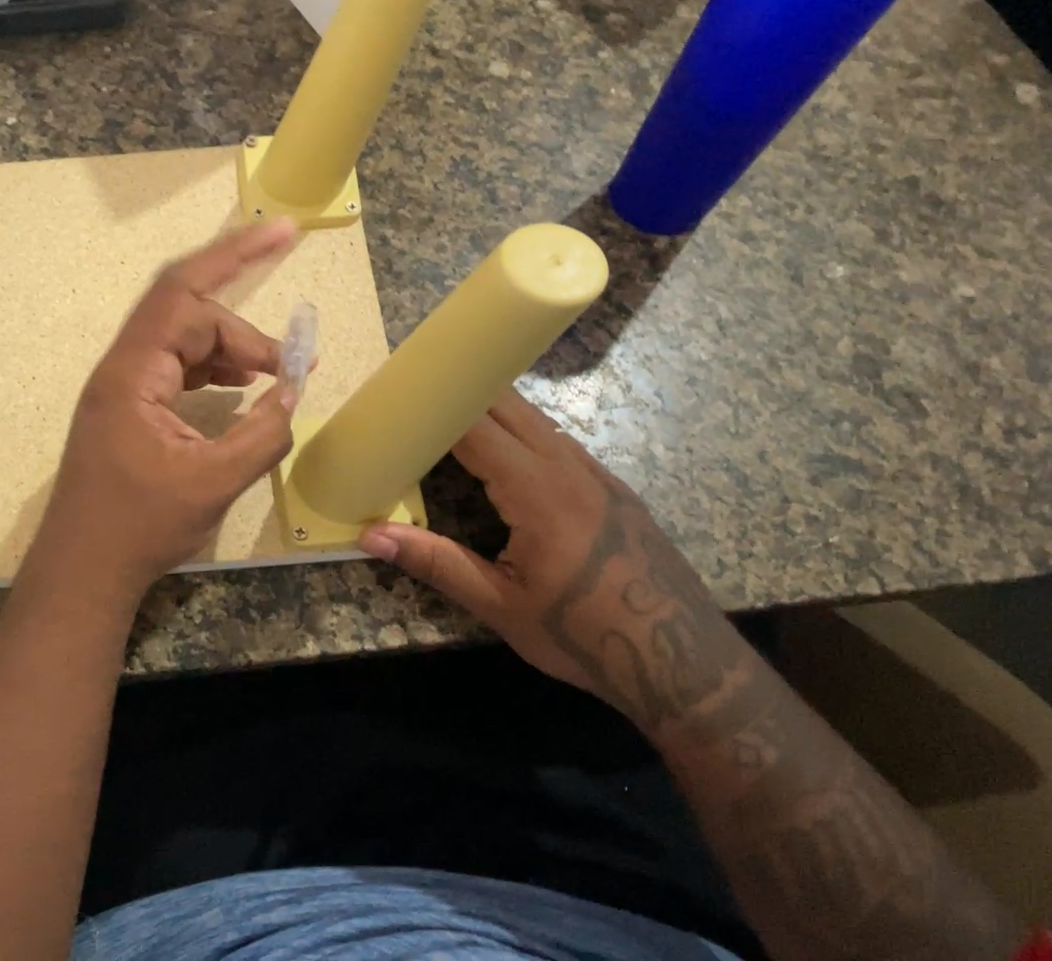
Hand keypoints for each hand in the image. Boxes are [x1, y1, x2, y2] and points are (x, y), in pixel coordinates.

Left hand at [31, 220, 300, 594]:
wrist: (83, 570)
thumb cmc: (139, 528)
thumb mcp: (214, 482)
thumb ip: (262, 433)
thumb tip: (293, 393)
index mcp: (133, 374)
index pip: (184, 292)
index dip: (234, 255)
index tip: (283, 234)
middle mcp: (123, 369)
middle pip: (188, 317)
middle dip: (243, 332)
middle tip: (291, 364)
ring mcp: (124, 389)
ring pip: (183, 342)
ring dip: (230, 350)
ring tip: (274, 374)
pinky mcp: (131, 411)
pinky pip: (176, 369)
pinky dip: (212, 371)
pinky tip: (240, 387)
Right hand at [358, 392, 742, 730]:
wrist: (680, 659)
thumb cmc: (582, 635)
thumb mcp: (500, 605)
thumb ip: (436, 562)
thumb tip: (370, 536)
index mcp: (538, 491)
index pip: (477, 426)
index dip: (437, 404)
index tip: (400, 392)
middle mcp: (570, 467)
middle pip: (510, 406)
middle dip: (461, 391)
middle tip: (417, 392)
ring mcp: (597, 474)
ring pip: (538, 420)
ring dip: (493, 409)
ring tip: (448, 413)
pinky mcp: (612, 488)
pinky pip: (558, 441)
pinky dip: (521, 432)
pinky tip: (501, 453)